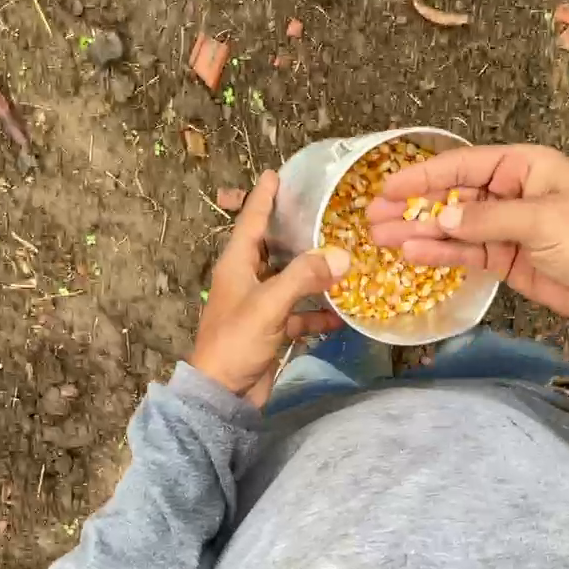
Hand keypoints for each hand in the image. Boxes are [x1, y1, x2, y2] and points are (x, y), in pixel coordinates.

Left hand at [189, 171, 351, 405]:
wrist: (223, 394)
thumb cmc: (236, 342)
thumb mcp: (270, 304)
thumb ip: (304, 277)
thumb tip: (341, 254)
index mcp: (236, 265)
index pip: (251, 221)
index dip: (264, 197)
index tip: (276, 174)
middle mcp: (246, 280)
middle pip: (274, 249)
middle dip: (298, 233)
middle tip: (324, 213)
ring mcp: (259, 307)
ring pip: (291, 282)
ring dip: (315, 276)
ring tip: (345, 261)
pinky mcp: (271, 331)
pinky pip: (298, 314)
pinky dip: (317, 313)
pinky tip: (342, 314)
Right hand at [365, 144, 568, 317]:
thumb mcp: (541, 220)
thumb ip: (488, 219)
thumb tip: (442, 218)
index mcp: (522, 167)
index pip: (463, 166)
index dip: (423, 176)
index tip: (389, 187)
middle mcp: (508, 193)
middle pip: (451, 196)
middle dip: (413, 206)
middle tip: (373, 217)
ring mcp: (503, 228)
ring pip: (452, 228)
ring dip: (418, 233)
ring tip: (381, 238)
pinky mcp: (503, 258)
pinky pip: (465, 253)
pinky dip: (440, 255)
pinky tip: (412, 255)